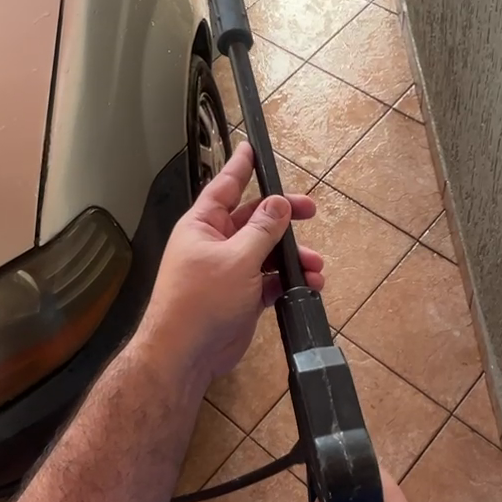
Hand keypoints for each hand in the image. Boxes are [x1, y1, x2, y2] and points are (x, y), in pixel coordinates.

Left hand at [138, 142, 325, 387]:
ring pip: (267, 252)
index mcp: (203, 226)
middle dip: (284, 217)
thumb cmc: (201, 301)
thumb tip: (279, 203)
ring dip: (292, 256)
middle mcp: (215, 243)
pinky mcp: (243, 296)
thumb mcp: (237, 259)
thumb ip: (262, 229)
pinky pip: (270, 280)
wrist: (187, 354)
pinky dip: (288, 281)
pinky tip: (308, 285)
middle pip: (255, 219)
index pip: (225, 187)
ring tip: (315, 265)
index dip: (241, 167)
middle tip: (311, 210)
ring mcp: (229, 271)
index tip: (252, 147)